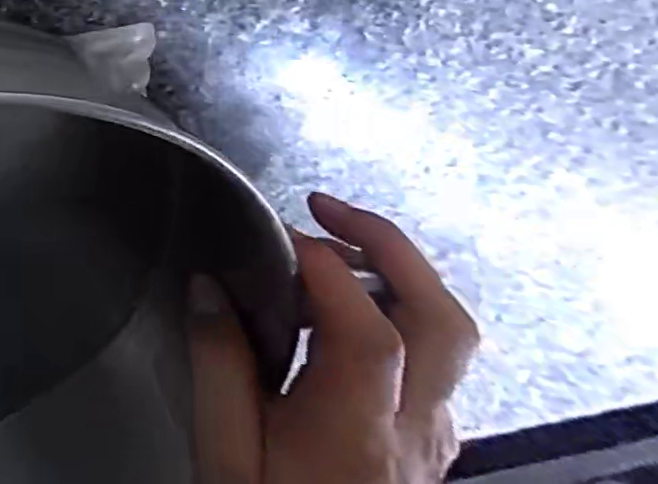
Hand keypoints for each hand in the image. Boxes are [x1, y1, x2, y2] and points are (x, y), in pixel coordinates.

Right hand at [188, 192, 479, 483]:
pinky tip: (332, 310)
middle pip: (445, 322)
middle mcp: (415, 430)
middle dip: (390, 246)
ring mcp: (431, 438)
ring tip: (320, 248)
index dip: (326, 265)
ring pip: (448, 338)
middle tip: (324, 205)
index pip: (369, 330)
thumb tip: (209, 283)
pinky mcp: (425, 443)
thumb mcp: (223, 451)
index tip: (273, 230)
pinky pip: (429, 360)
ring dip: (391, 272)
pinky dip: (389, 308)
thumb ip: (218, 364)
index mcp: (358, 431)